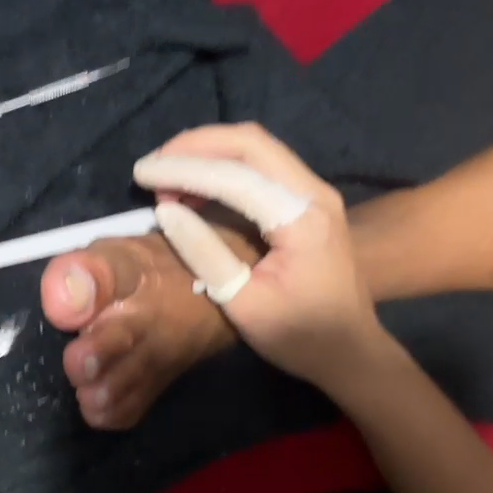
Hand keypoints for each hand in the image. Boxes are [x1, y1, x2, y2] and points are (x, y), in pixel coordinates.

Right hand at [135, 124, 383, 387]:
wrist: (350, 350)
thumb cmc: (299, 336)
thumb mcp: (245, 304)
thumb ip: (205, 254)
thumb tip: (166, 212)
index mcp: (302, 219)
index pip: (236, 175)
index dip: (184, 168)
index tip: (142, 174)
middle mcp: (313, 192)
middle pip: (250, 143)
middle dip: (194, 146)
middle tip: (151, 166)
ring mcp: (313, 192)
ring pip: (254, 148)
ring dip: (206, 154)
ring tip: (166, 180)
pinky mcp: (305, 199)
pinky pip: (259, 165)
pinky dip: (221, 166)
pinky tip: (193, 189)